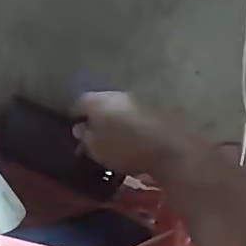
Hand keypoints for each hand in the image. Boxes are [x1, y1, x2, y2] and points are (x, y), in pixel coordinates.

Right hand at [71, 91, 197, 178]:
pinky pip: (139, 118)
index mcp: (99, 101)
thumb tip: (80, 128)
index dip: (73, 115)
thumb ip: (85, 137)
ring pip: (122, 110)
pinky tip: (135, 142)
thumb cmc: (125, 150)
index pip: (79, 103)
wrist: (172, 149)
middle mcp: (120, 95)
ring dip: (117, 122)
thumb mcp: (95, 149)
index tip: (73, 128)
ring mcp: (142, 101)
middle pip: (102, 104)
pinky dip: (134, 127)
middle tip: (93, 137)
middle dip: (97, 118)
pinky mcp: (161, 112)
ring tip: (115, 142)